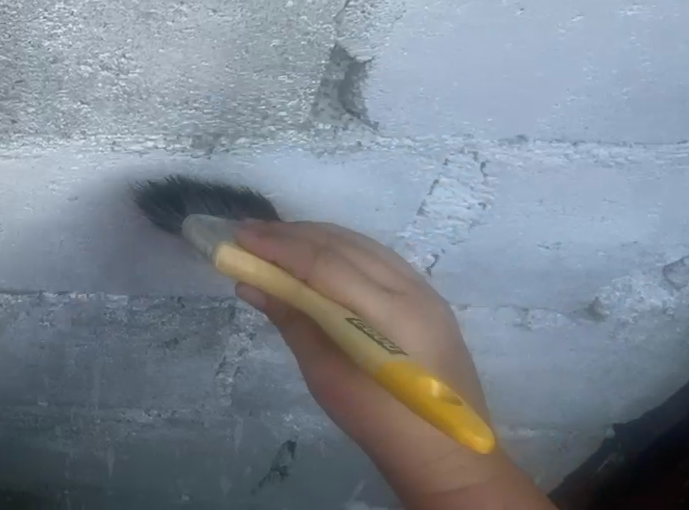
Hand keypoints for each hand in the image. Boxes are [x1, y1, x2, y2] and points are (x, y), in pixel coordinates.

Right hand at [234, 221, 551, 508]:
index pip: (324, 264)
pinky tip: (312, 250)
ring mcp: (424, 290)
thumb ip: (290, 318)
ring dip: (312, 235)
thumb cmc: (379, 421)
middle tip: (248, 231)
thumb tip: (247, 283)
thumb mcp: (324, 374)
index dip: (278, 247)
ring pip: (358, 243)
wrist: (448, 457)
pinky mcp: (425, 294)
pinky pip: (373, 254)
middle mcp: (413, 292)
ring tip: (273, 236)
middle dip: (290, 234)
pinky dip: (336, 245)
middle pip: (341, 245)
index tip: (239, 236)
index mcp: (392, 317)